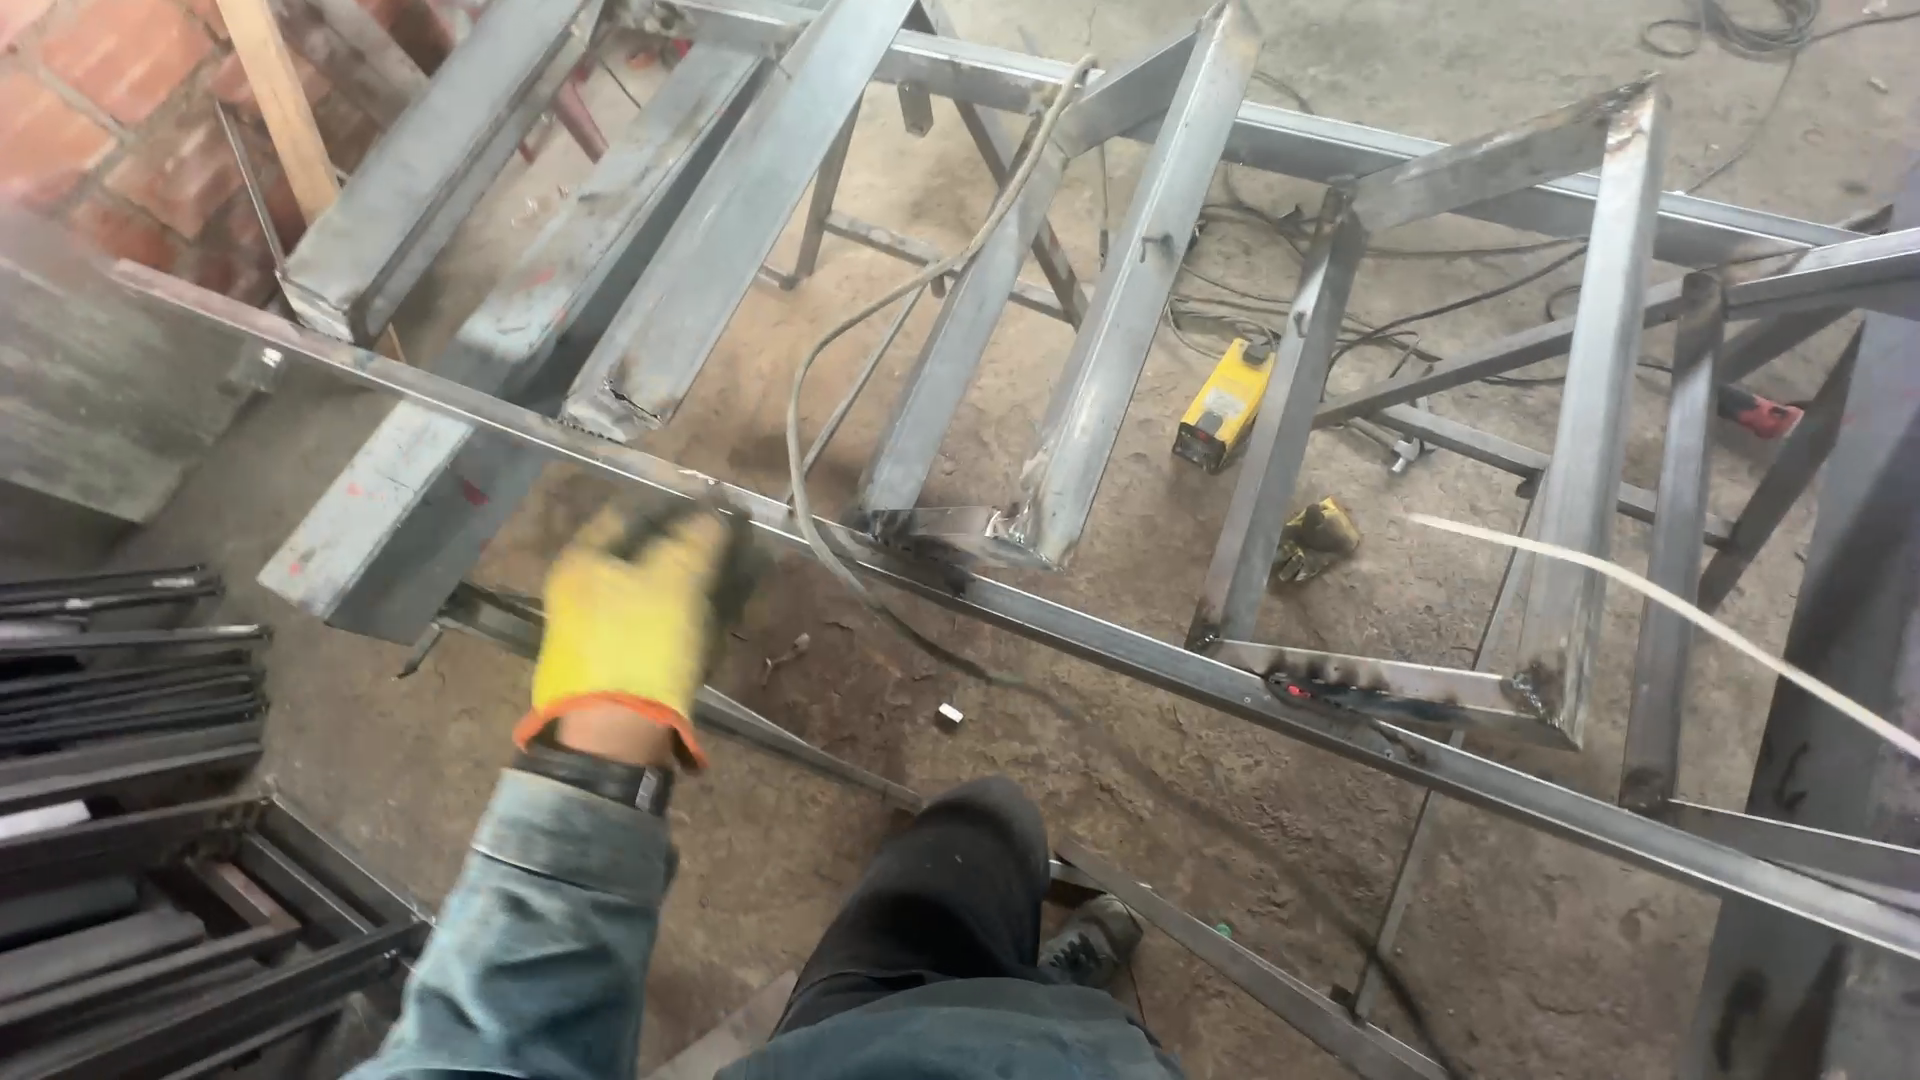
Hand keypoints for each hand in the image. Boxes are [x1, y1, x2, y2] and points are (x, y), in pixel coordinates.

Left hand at [514, 500, 755, 770]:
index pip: (632, 511)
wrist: (617, 732)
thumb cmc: (638, 642)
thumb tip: (717, 511)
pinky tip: (736, 598)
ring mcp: (613, 626)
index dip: (677, 500)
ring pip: (669, 585)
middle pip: (654, 550)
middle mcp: (592, 589)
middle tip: (741, 532)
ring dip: (710, 572)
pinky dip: (705, 605)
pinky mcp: (636, 657)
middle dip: (701, 540)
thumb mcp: (673, 578)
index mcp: (585, 561)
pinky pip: (674, 617)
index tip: (717, 499)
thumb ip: (698, 537)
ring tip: (750, 562)